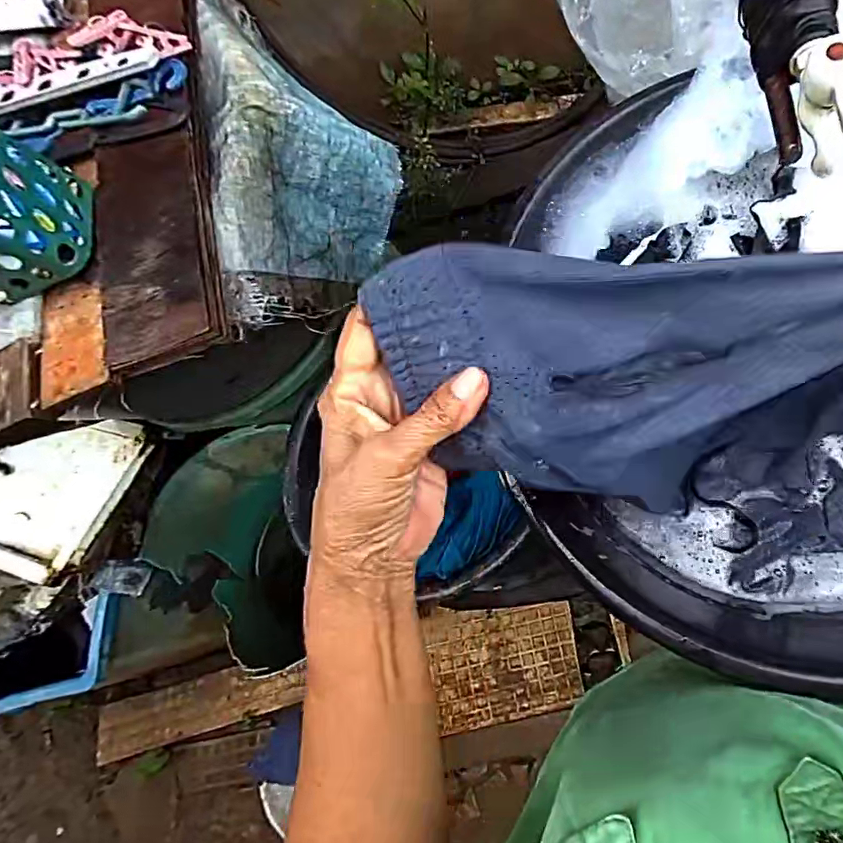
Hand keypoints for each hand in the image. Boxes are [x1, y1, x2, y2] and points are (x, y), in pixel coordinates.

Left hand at [310, 308, 487, 592]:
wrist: (374, 558)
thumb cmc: (351, 510)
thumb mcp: (387, 457)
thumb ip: (432, 418)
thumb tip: (471, 381)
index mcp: (351, 394)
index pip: (363, 334)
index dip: (385, 306)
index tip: (415, 284)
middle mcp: (380, 401)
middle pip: (406, 352)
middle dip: (432, 334)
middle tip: (466, 311)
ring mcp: (409, 421)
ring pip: (435, 381)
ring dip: (456, 368)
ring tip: (485, 341)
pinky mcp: (434, 443)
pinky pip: (457, 413)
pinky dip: (473, 402)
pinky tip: (492, 385)